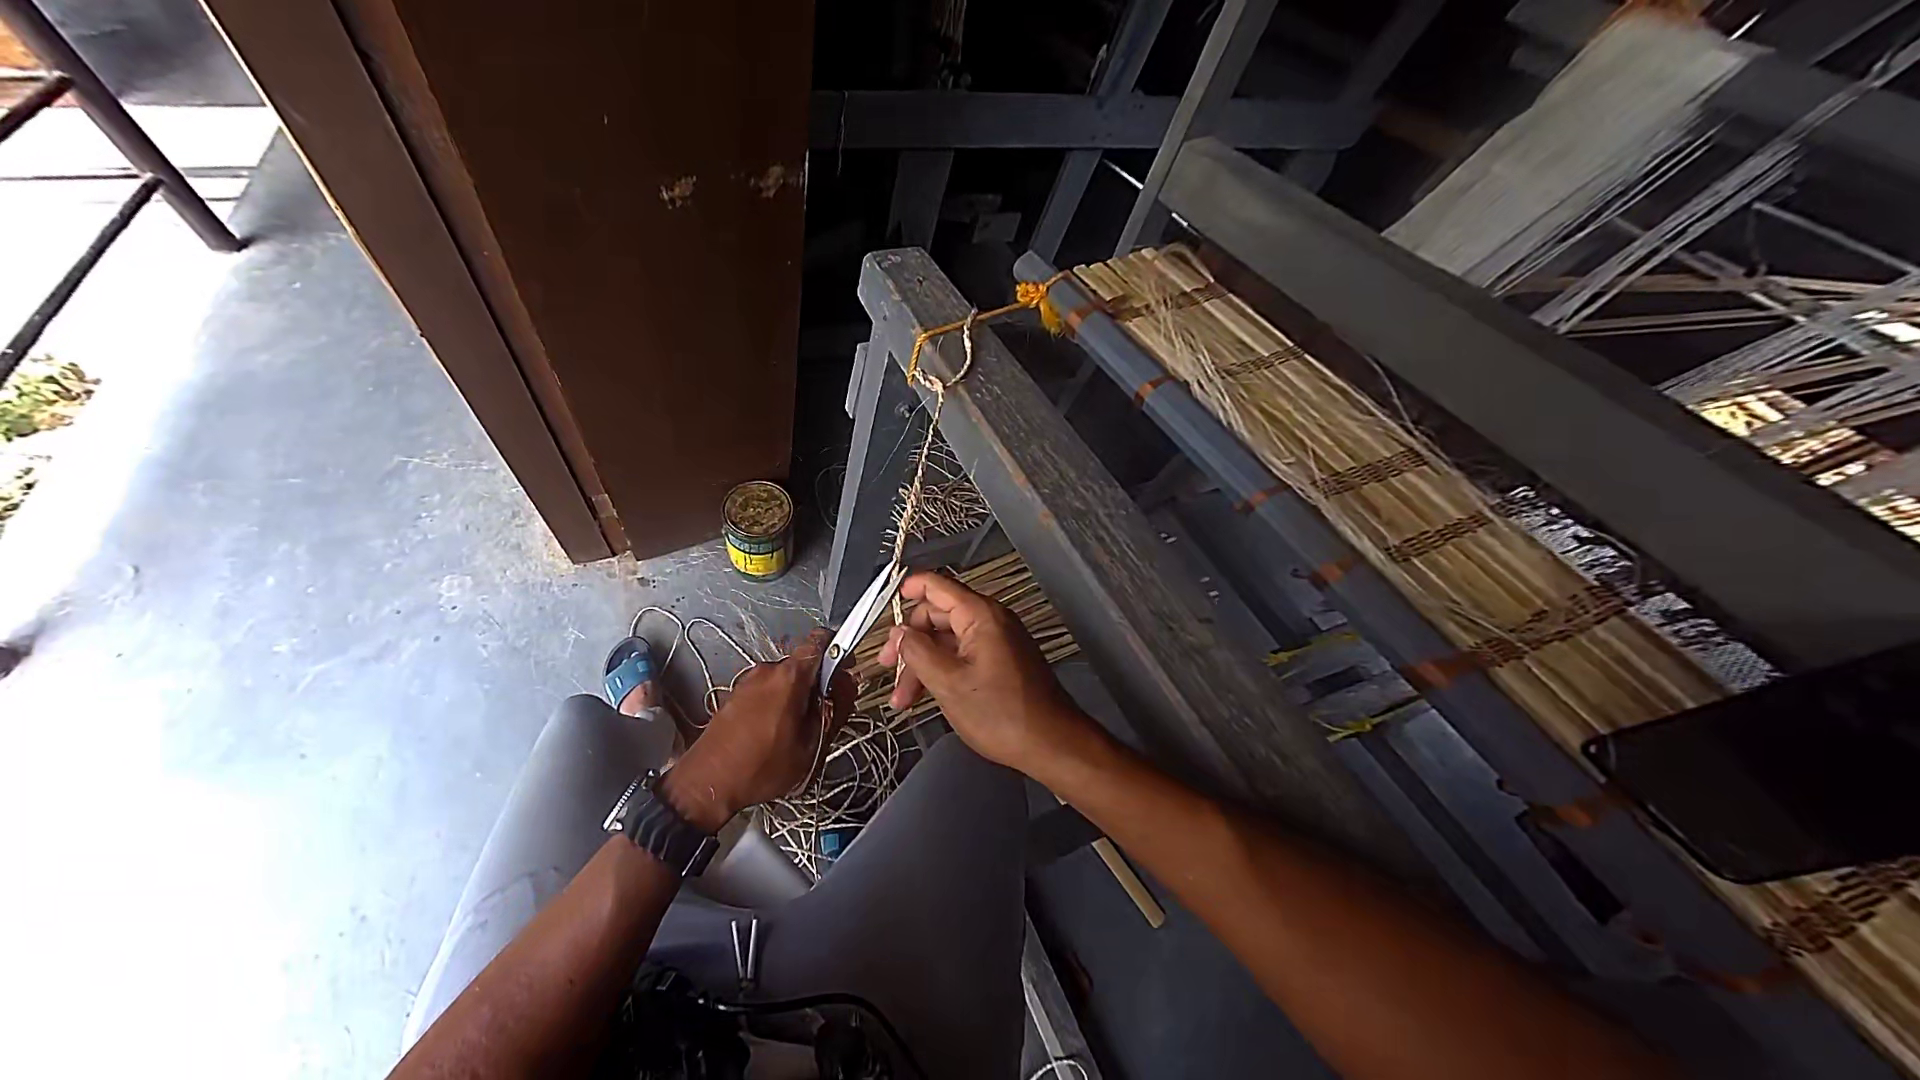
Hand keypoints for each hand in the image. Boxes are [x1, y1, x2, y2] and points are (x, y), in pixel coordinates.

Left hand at [658, 628, 850, 830]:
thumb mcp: (812, 744)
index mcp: (789, 677)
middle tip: (828, 712)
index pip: (820, 641)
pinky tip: (778, 732)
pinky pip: (768, 689)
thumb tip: (846, 686)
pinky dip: (779, 702)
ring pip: (786, 678)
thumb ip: (835, 709)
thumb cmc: (761, 767)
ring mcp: (748, 681)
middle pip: (805, 664)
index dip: (839, 651)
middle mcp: (767, 671)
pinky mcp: (736, 695)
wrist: (707, 784)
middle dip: (821, 683)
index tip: (846, 669)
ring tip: (801, 729)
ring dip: (799, 695)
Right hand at [876, 572, 1095, 777]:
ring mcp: (998, 642)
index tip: (889, 599)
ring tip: (904, 698)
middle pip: (938, 616)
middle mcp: (991, 622)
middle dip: (910, 642)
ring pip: (947, 641)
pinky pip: (962, 656)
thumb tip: (899, 634)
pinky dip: (941, 671)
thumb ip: (917, 652)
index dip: (910, 589)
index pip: (938, 586)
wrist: (1050, 743)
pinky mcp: (1001, 662)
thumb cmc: (1006, 715)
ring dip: (922, 664)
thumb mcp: (948, 683)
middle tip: (889, 666)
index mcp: (981, 616)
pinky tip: (926, 695)